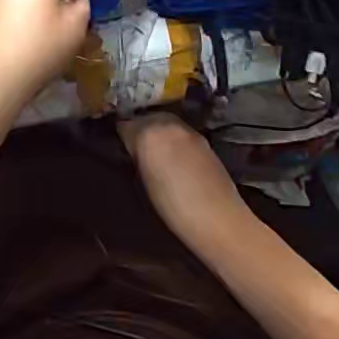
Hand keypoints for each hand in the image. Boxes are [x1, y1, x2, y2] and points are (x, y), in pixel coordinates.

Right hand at [118, 112, 252, 245]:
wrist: (220, 220)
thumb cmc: (174, 210)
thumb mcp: (144, 184)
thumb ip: (136, 158)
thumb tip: (132, 149)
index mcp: (147, 134)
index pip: (124, 125)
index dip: (120, 137)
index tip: (119, 148)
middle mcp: (168, 124)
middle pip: (146, 117)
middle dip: (139, 129)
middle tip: (135, 150)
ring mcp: (188, 130)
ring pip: (164, 122)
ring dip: (157, 132)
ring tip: (154, 153)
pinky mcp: (203, 139)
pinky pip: (180, 132)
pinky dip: (173, 139)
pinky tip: (174, 157)